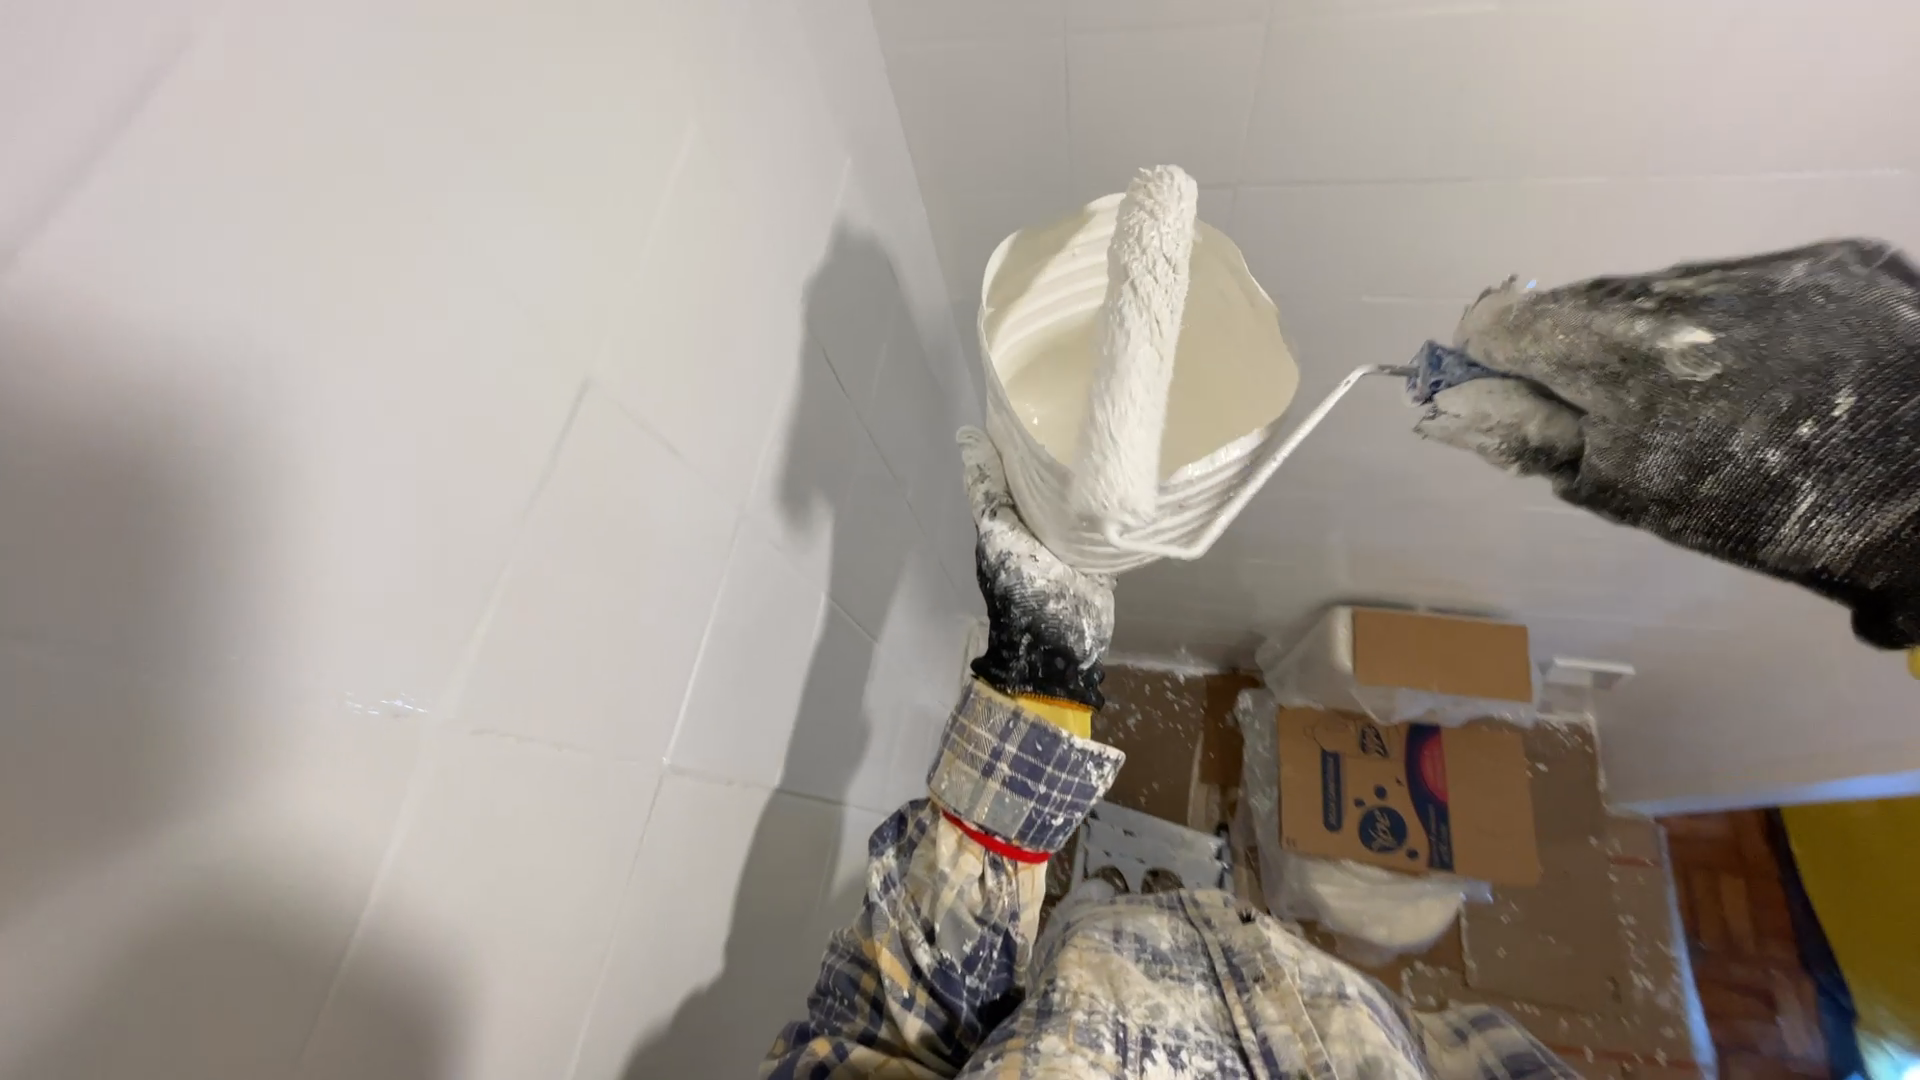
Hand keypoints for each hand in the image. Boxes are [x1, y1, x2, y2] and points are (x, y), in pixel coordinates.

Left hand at [957, 427, 1114, 707]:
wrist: (1059, 642)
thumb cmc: (1022, 585)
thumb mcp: (998, 533)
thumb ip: (988, 490)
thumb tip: (970, 436)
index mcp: (1011, 512)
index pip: (1016, 461)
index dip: (1025, 431)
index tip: (1046, 392)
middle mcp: (1038, 518)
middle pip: (1050, 473)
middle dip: (1065, 444)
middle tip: (1094, 402)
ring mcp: (1070, 534)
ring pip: (1078, 493)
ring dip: (1092, 469)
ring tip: (1117, 426)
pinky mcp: (1099, 550)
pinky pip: (1105, 518)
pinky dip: (1113, 499)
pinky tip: (1132, 470)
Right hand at [1415, 239, 1919, 649]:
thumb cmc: (1753, 509)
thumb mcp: (1618, 487)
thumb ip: (1529, 438)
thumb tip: (1454, 406)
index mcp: (1633, 357)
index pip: (1515, 326)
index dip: (1487, 349)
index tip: (1482, 373)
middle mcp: (1693, 292)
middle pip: (1578, 300)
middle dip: (1556, 341)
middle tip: (1569, 389)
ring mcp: (1767, 268)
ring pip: (1648, 287)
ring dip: (1624, 326)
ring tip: (1660, 378)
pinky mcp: (1827, 258)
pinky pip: (1721, 280)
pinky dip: (1697, 316)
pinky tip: (1727, 357)